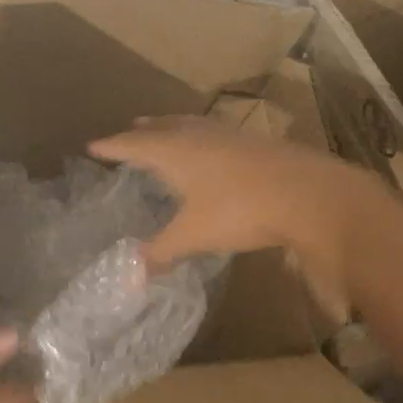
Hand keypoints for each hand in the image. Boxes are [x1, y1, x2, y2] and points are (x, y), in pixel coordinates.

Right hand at [90, 117, 400, 314]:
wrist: (308, 193)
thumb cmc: (240, 210)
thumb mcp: (195, 235)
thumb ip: (161, 252)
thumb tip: (130, 276)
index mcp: (175, 150)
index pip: (134, 144)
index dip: (113, 147)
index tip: (93, 146)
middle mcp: (200, 135)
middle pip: (165, 127)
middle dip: (145, 131)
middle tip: (130, 131)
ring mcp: (232, 135)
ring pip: (194, 126)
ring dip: (176, 129)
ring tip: (167, 134)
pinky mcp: (258, 143)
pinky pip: (218, 135)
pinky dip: (204, 140)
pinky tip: (214, 152)